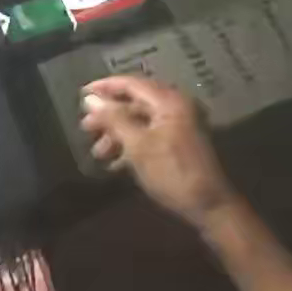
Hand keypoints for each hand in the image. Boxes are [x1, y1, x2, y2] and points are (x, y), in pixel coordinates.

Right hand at [80, 76, 237, 227]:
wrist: (210, 206)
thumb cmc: (172, 172)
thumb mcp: (138, 146)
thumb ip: (113, 119)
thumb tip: (90, 99)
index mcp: (168, 101)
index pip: (131, 83)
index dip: (104, 87)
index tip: (81, 93)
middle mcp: (175, 106)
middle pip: (134, 102)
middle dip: (109, 115)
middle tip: (86, 128)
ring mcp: (179, 124)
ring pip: (140, 120)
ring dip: (117, 133)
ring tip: (98, 152)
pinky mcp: (179, 142)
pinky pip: (149, 133)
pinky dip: (131, 143)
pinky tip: (115, 162)